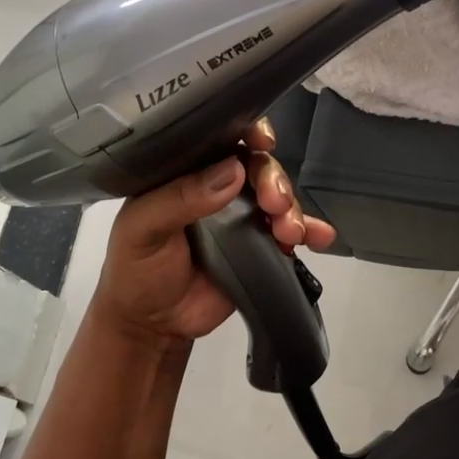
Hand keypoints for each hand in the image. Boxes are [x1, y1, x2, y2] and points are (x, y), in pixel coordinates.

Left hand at [89, 119, 336, 347]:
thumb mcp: (143, 229)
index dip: (247, 132)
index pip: (222, 139)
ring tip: (290, 233)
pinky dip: (312, 229)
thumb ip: (180, 199)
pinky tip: (321, 237)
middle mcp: (220, 186)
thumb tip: (232, 170)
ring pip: (279, 196)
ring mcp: (244, 216)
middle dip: (274, 180)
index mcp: (188, 172)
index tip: (264, 142)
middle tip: (275, 204)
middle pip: (259, 167)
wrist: (153, 326)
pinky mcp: (263, 245)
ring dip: (292, 209)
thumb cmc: (137, 269)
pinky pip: (292, 231)